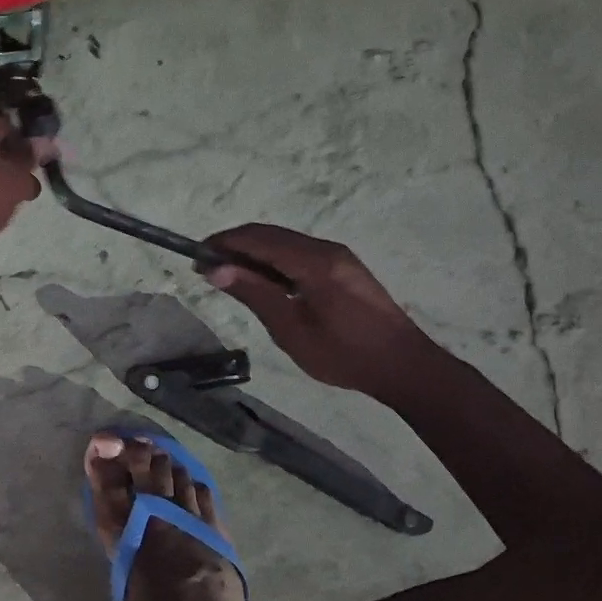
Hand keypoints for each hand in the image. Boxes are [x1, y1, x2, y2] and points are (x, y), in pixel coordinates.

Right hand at [199, 224, 433, 395]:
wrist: (404, 366)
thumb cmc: (344, 354)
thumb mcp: (291, 329)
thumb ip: (254, 293)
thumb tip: (215, 269)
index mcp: (314, 262)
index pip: (257, 239)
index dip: (223, 244)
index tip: (197, 260)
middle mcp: (326, 249)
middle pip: (269, 234)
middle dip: (234, 246)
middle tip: (208, 269)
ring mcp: (337, 256)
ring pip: (282, 241)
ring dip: (252, 252)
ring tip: (229, 277)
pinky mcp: (342, 267)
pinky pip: (296, 251)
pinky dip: (271, 259)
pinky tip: (261, 281)